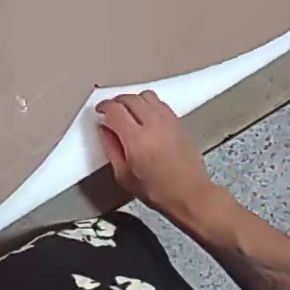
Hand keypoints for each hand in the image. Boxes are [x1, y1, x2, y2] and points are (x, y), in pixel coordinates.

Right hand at [96, 91, 233, 218]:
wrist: (189, 193)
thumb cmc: (157, 190)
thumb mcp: (123, 175)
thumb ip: (111, 148)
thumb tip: (104, 130)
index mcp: (136, 140)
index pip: (115, 110)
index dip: (104, 107)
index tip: (100, 111)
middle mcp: (154, 126)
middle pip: (131, 98)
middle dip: (116, 101)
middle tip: (110, 109)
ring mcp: (169, 122)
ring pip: (147, 96)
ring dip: (134, 100)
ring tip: (127, 110)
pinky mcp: (179, 123)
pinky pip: (161, 103)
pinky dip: (149, 104)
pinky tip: (145, 115)